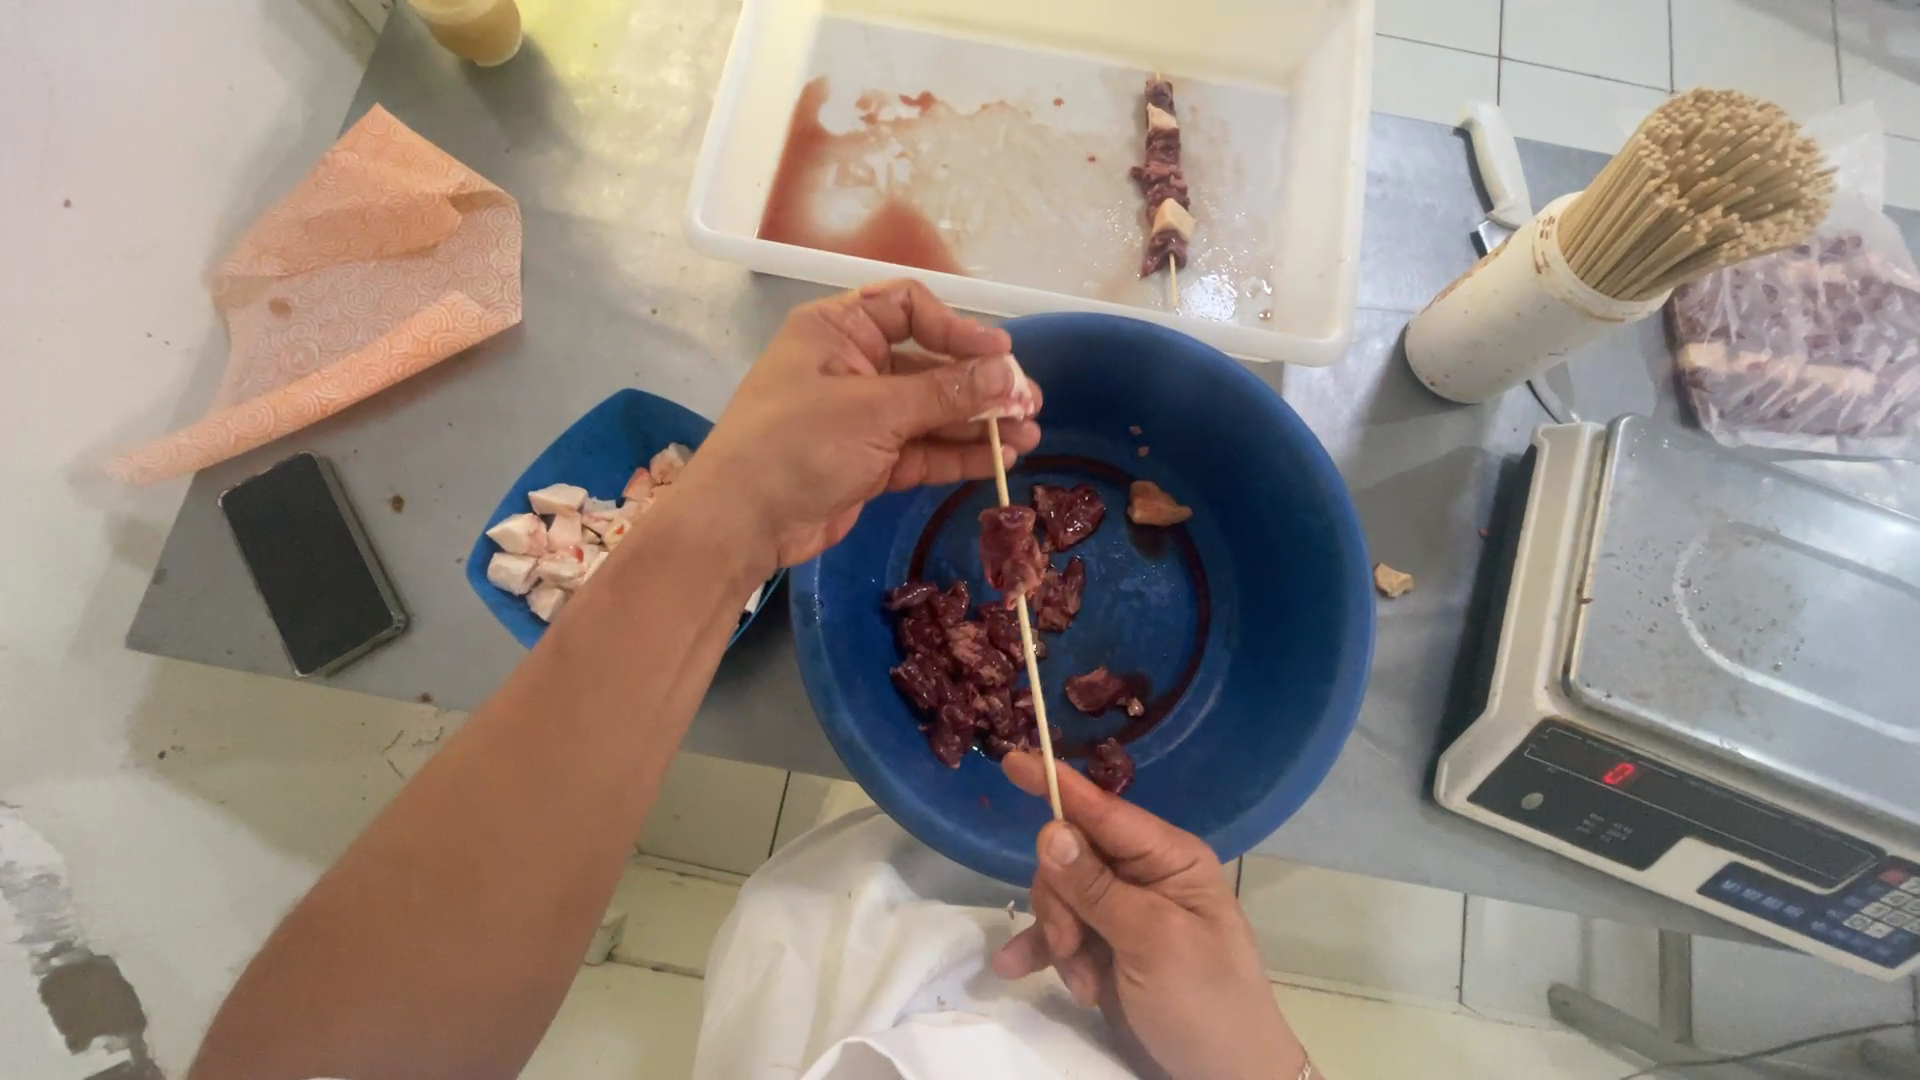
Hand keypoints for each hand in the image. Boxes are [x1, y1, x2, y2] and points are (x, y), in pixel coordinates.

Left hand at [674, 279, 1041, 573]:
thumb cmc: (797, 446)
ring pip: (932, 413)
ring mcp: (864, 418)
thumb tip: (1009, 375)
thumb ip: (944, 394)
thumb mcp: (874, 412)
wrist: (743, 524)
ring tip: (1030, 435)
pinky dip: (958, 454)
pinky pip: (923, 450)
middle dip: (980, 385)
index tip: (1001, 356)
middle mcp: (854, 367)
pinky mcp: (871, 462)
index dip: (958, 328)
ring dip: (978, 424)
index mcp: (839, 331)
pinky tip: (999, 459)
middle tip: (1029, 403)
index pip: (909, 308)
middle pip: (930, 365)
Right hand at [992, 753, 1313, 1079]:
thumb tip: (1050, 830)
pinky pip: (1060, 933)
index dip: (1057, 783)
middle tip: (1069, 943)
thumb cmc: (1206, 1004)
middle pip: (1071, 855)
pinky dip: (1042, 950)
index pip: (1103, 809)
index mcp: (1167, 858)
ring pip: (1060, 893)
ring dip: (1058, 936)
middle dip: (1060, 898)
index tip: (1012, 760)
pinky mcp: (1105, 946)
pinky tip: (1016, 968)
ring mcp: (1122, 911)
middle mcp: (1142, 874)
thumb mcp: (1153, 942)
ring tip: (1080, 978)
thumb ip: (1096, 887)